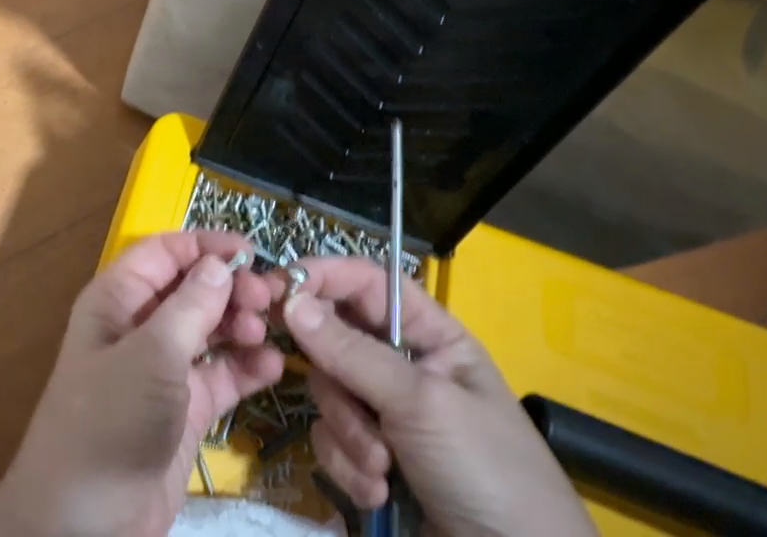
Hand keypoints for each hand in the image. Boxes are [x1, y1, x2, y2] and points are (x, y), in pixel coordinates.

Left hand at [0, 231, 284, 536]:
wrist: (88, 514)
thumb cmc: (110, 418)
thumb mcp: (150, 355)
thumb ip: (189, 307)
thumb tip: (219, 264)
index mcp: (117, 300)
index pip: (163, 253)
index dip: (204, 246)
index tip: (252, 252)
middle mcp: (140, 327)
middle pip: (191, 289)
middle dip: (230, 287)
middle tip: (268, 299)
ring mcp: (164, 369)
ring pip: (210, 330)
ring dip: (241, 325)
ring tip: (266, 333)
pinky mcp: (185, 408)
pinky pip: (221, 375)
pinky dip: (246, 367)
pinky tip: (272, 367)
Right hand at [281, 257, 595, 536]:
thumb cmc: (486, 470)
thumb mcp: (422, 403)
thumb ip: (352, 352)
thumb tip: (291, 301)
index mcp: (431, 338)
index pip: (369, 284)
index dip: (326, 276)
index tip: (280, 284)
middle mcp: (403, 368)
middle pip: (335, 340)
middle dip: (337, 379)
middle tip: (345, 397)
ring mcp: (384, 414)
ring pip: (327, 394)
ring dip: (349, 434)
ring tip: (383, 467)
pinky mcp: (367, 457)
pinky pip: (328, 439)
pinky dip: (348, 466)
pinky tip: (379, 491)